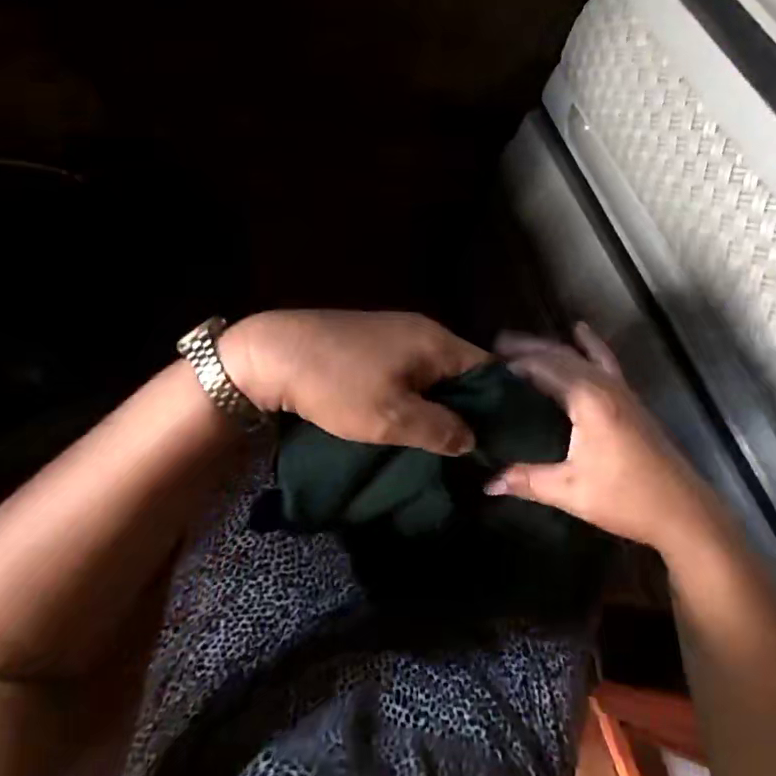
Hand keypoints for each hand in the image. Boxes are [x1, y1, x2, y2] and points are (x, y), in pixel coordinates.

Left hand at [219, 310, 490, 454]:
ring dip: (440, 402)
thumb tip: (472, 438)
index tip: (503, 438)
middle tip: (473, 446)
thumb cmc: (337, 385)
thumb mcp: (391, 418)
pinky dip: (417, 392)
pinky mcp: (373, 341)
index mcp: (437, 342)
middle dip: (470, 406)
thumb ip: (439, 429)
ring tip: (443, 438)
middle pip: (464, 370)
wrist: (272, 353)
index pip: (490, 370)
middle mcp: (423, 330)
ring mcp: (396, 332)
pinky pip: (411, 368)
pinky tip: (409, 416)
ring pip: (435, 372)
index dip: (501, 404)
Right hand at [486, 324, 726, 556]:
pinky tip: (581, 334)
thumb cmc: (626, 498)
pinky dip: (588, 346)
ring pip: (583, 355)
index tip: (489, 363)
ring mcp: (623, 390)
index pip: (545, 368)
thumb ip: (527, 480)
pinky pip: (604, 361)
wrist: (683, 512)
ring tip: (528, 342)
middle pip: (562, 355)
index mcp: (588, 400)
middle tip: (499, 344)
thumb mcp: (570, 490)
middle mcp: (606, 386)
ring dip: (554, 346)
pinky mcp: (632, 400)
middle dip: (530, 347)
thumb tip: (488, 483)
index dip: (517, 363)